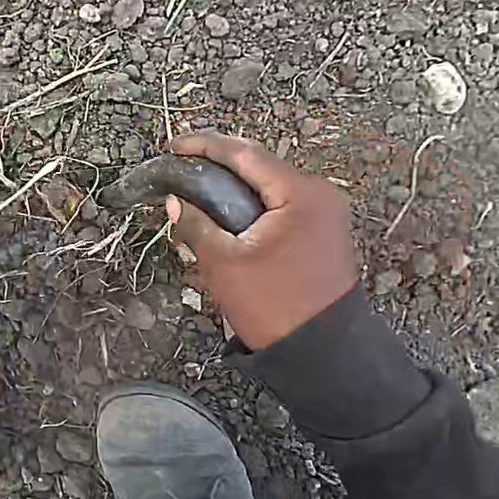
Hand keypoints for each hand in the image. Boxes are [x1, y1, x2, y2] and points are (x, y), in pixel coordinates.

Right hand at [165, 133, 358, 349]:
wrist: (322, 352)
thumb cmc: (274, 306)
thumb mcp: (224, 264)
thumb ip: (196, 224)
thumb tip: (175, 201)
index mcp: (300, 193)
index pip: (245, 154)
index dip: (205, 146)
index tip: (174, 147)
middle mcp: (318, 194)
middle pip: (259, 165)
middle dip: (218, 164)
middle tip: (181, 167)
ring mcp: (324, 212)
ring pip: (269, 185)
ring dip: (233, 185)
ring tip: (197, 188)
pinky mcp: (321, 231)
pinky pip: (280, 205)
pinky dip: (251, 204)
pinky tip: (225, 211)